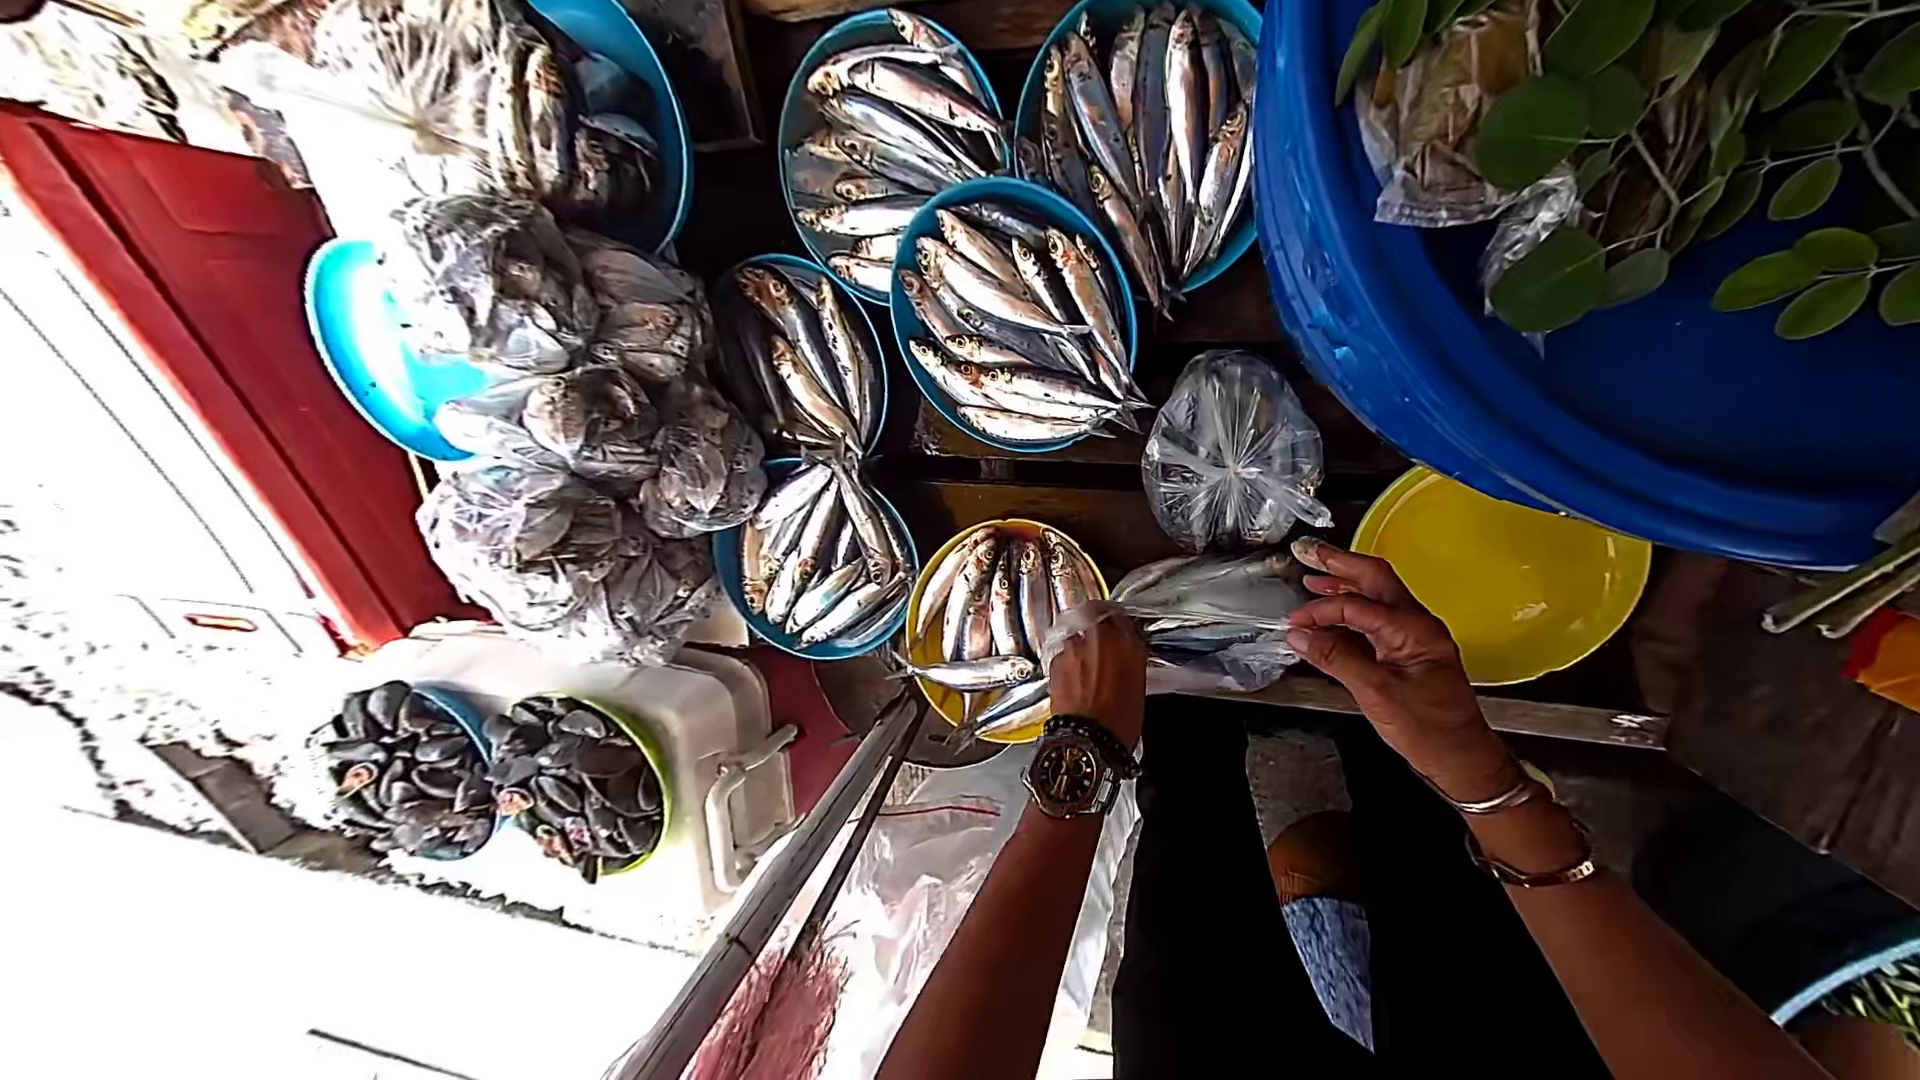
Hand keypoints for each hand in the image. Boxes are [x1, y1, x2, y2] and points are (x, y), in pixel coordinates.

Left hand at [1045, 602, 1146, 748]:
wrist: (1089, 739)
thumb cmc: (1119, 719)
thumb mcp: (1138, 682)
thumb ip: (1130, 654)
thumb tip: (1125, 646)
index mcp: (1125, 641)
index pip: (1118, 615)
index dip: (1116, 620)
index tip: (1116, 625)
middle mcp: (1096, 637)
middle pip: (1092, 617)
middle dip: (1095, 626)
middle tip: (1100, 644)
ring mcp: (1073, 647)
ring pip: (1075, 635)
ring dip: (1080, 644)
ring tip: (1086, 667)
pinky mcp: (1055, 660)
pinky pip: (1062, 653)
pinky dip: (1067, 661)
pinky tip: (1074, 678)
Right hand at [1285, 537, 1518, 801]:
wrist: (1462, 760)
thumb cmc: (1427, 729)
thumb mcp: (1376, 693)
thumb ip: (1335, 658)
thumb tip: (1300, 635)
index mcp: (1414, 630)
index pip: (1357, 606)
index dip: (1321, 610)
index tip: (1294, 623)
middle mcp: (1417, 624)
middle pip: (1375, 579)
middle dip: (1339, 563)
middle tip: (1306, 551)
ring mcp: (1414, 635)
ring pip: (1376, 594)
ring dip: (1343, 582)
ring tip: (1312, 575)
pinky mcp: (1407, 649)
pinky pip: (1375, 617)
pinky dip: (1349, 609)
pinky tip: (1329, 613)